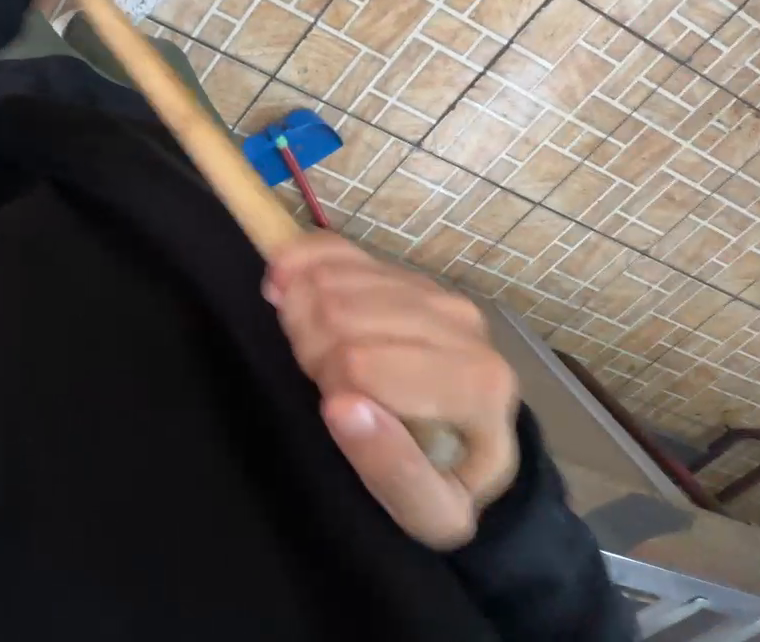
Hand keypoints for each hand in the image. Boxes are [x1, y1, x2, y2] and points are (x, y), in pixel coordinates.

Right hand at [264, 232, 519, 549]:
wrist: (468, 440)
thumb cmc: (445, 479)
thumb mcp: (429, 511)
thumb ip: (393, 471)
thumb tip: (343, 408)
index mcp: (475, 384)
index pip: (361, 361)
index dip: (327, 385)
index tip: (332, 409)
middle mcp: (461, 324)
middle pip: (339, 312)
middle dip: (308, 347)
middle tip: (315, 377)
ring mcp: (429, 289)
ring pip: (330, 278)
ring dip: (299, 312)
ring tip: (311, 348)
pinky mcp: (398, 270)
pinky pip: (332, 248)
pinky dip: (294, 262)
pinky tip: (284, 288)